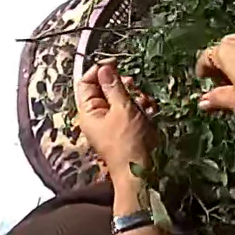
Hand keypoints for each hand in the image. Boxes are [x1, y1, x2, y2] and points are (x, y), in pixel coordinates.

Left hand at [75, 61, 155, 185]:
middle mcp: (96, 116)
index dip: (99, 70)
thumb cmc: (129, 141)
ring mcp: (110, 123)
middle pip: (104, 89)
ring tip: (144, 101)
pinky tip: (149, 110)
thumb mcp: (122, 108)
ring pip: (119, 99)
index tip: (115, 63)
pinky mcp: (123, 129)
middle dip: (120, 84)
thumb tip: (104, 67)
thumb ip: (113, 86)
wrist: (141, 172)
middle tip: (133, 85)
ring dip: (133, 96)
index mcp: (88, 111)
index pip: (86, 82)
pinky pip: (128, 111)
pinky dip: (139, 107)